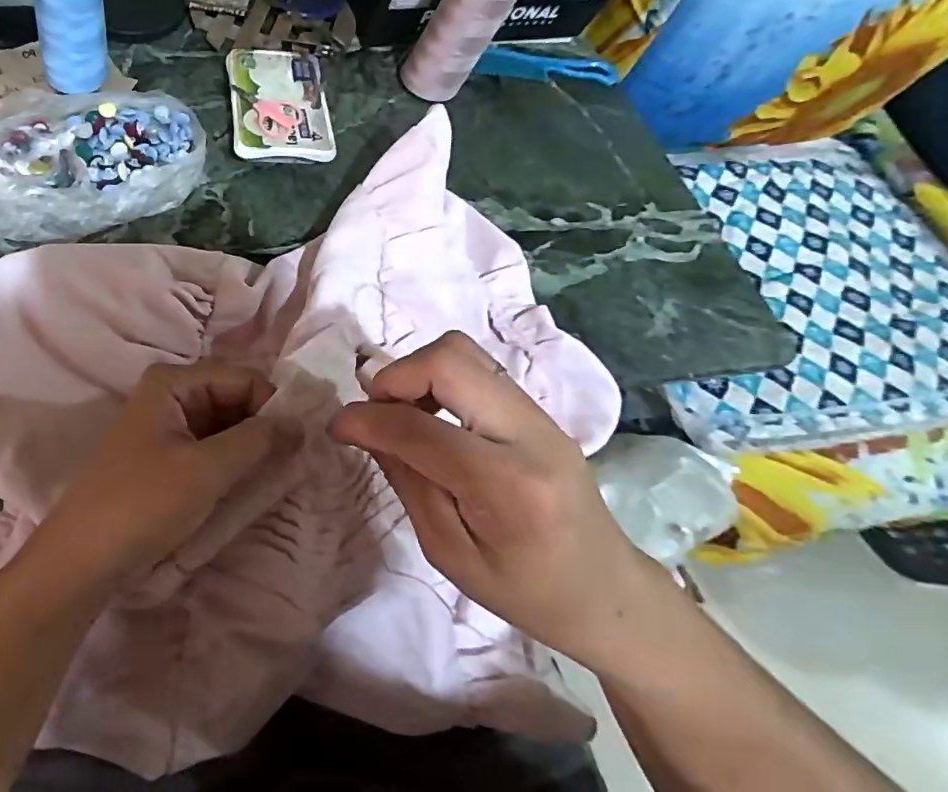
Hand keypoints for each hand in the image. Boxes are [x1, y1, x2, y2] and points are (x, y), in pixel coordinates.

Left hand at [34, 362, 284, 588]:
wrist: (86, 555)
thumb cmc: (143, 504)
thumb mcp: (205, 470)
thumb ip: (257, 441)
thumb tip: (302, 422)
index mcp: (173, 382)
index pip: (243, 378)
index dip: (275, 406)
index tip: (304, 444)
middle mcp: (170, 394)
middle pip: (235, 398)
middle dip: (266, 428)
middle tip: (297, 464)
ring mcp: (167, 426)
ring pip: (227, 426)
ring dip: (253, 449)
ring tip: (277, 479)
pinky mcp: (168, 457)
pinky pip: (212, 448)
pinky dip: (234, 464)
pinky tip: (251, 487)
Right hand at [331, 332, 676, 669]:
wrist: (610, 595)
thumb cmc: (525, 591)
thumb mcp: (448, 552)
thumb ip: (406, 480)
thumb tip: (363, 426)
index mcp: (509, 487)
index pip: (419, 427)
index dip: (365, 419)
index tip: (337, 427)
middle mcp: (531, 436)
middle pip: (448, 360)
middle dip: (394, 377)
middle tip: (375, 412)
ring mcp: (541, 417)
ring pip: (462, 352)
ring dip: (416, 373)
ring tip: (403, 414)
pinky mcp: (538, 411)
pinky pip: (475, 369)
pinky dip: (437, 379)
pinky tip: (431, 416)